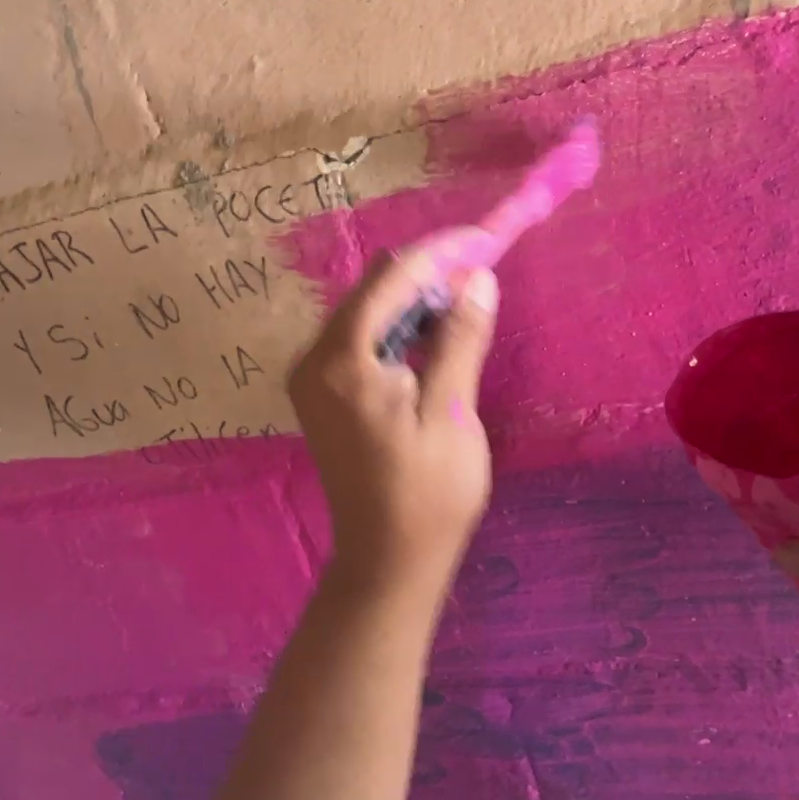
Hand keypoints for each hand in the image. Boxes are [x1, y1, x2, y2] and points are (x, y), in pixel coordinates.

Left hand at [288, 253, 499, 597]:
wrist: (388, 560)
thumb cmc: (428, 494)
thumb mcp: (452, 413)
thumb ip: (460, 339)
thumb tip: (479, 278)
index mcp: (344, 361)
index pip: (393, 278)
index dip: (442, 253)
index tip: (485, 239)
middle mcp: (315, 359)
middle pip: (373, 289)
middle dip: (428, 276)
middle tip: (481, 280)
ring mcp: (312, 378)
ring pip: (367, 312)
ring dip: (415, 302)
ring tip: (465, 310)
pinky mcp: (322, 394)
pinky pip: (361, 340)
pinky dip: (398, 331)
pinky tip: (433, 341)